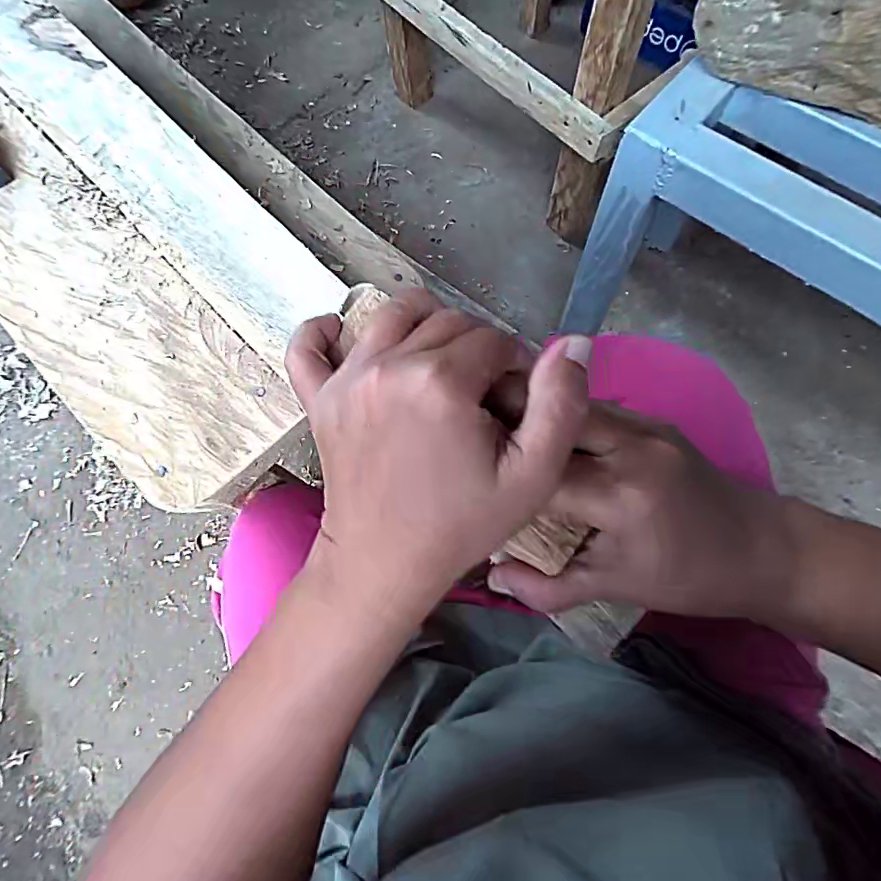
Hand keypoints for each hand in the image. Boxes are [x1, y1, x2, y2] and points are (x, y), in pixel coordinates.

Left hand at [284, 290, 590, 617]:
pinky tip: (351, 340)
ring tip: (445, 372)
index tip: (516, 403)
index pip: (495, 339)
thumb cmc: (463, 523)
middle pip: (451, 321)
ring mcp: (346, 378)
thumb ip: (560, 404)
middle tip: (486, 396)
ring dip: (429, 330)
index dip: (517, 366)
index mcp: (441, 383)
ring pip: (397, 314)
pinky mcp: (319, 396)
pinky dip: (328, 332)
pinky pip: (309, 343)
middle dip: (479, 349)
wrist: (384, 565)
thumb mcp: (533, 475)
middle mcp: (389, 366)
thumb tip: (572, 342)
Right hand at [485, 404, 799, 619]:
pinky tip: (550, 432)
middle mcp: (634, 449)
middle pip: (557, 415)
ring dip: (542, 411)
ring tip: (505, 427)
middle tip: (474, 431)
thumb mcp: (618, 587)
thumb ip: (549, 587)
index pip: (540, 471)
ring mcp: (650, 428)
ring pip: (579, 404)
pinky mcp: (658, 422)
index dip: (500, 467)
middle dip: (513, 417)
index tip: (467, 468)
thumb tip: (491, 575)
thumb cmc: (688, 578)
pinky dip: (570, 417)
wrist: (757, 547)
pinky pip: (602, 410)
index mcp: (620, 497)